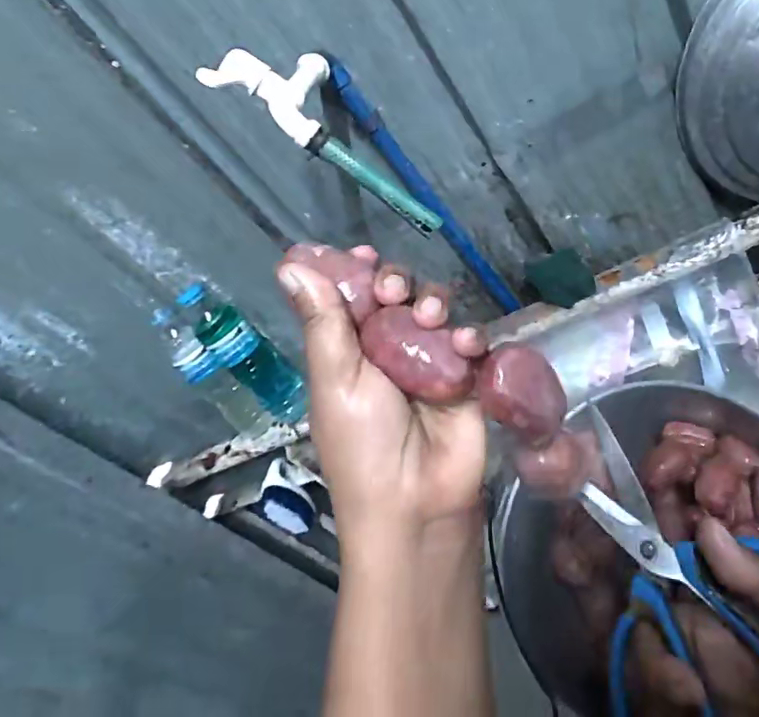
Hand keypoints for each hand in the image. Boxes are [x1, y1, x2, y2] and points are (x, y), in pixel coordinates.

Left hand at [276, 245, 487, 545]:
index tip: (363, 255)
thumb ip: (322, 320)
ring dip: (433, 302)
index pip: (351, 297)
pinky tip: (465, 346)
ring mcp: (430, 361)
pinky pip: (471, 339)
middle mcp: (388, 350)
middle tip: (394, 291)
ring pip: (435, 309)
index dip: (356, 272)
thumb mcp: (335, 380)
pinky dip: (469, 336)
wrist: (417, 504)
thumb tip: (288, 266)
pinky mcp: (466, 375)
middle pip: (396, 294)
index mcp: (349, 352)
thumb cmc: (363, 445)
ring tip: (430, 318)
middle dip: (396, 282)